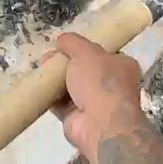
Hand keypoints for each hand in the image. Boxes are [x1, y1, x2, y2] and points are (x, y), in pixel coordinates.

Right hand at [49, 32, 144, 155]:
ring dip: (56, 80)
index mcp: (122, 66)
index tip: (64, 46)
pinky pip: (62, 105)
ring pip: (72, 87)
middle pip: (84, 70)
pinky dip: (51, 98)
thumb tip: (61, 39)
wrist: (100, 124)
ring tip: (42, 71)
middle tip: (48, 58)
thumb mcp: (86, 52)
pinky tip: (40, 89)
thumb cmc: (100, 81)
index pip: (103, 54)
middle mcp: (112, 85)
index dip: (83, 49)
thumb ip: (73, 42)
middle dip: (65, 63)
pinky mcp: (79, 119)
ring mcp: (96, 104)